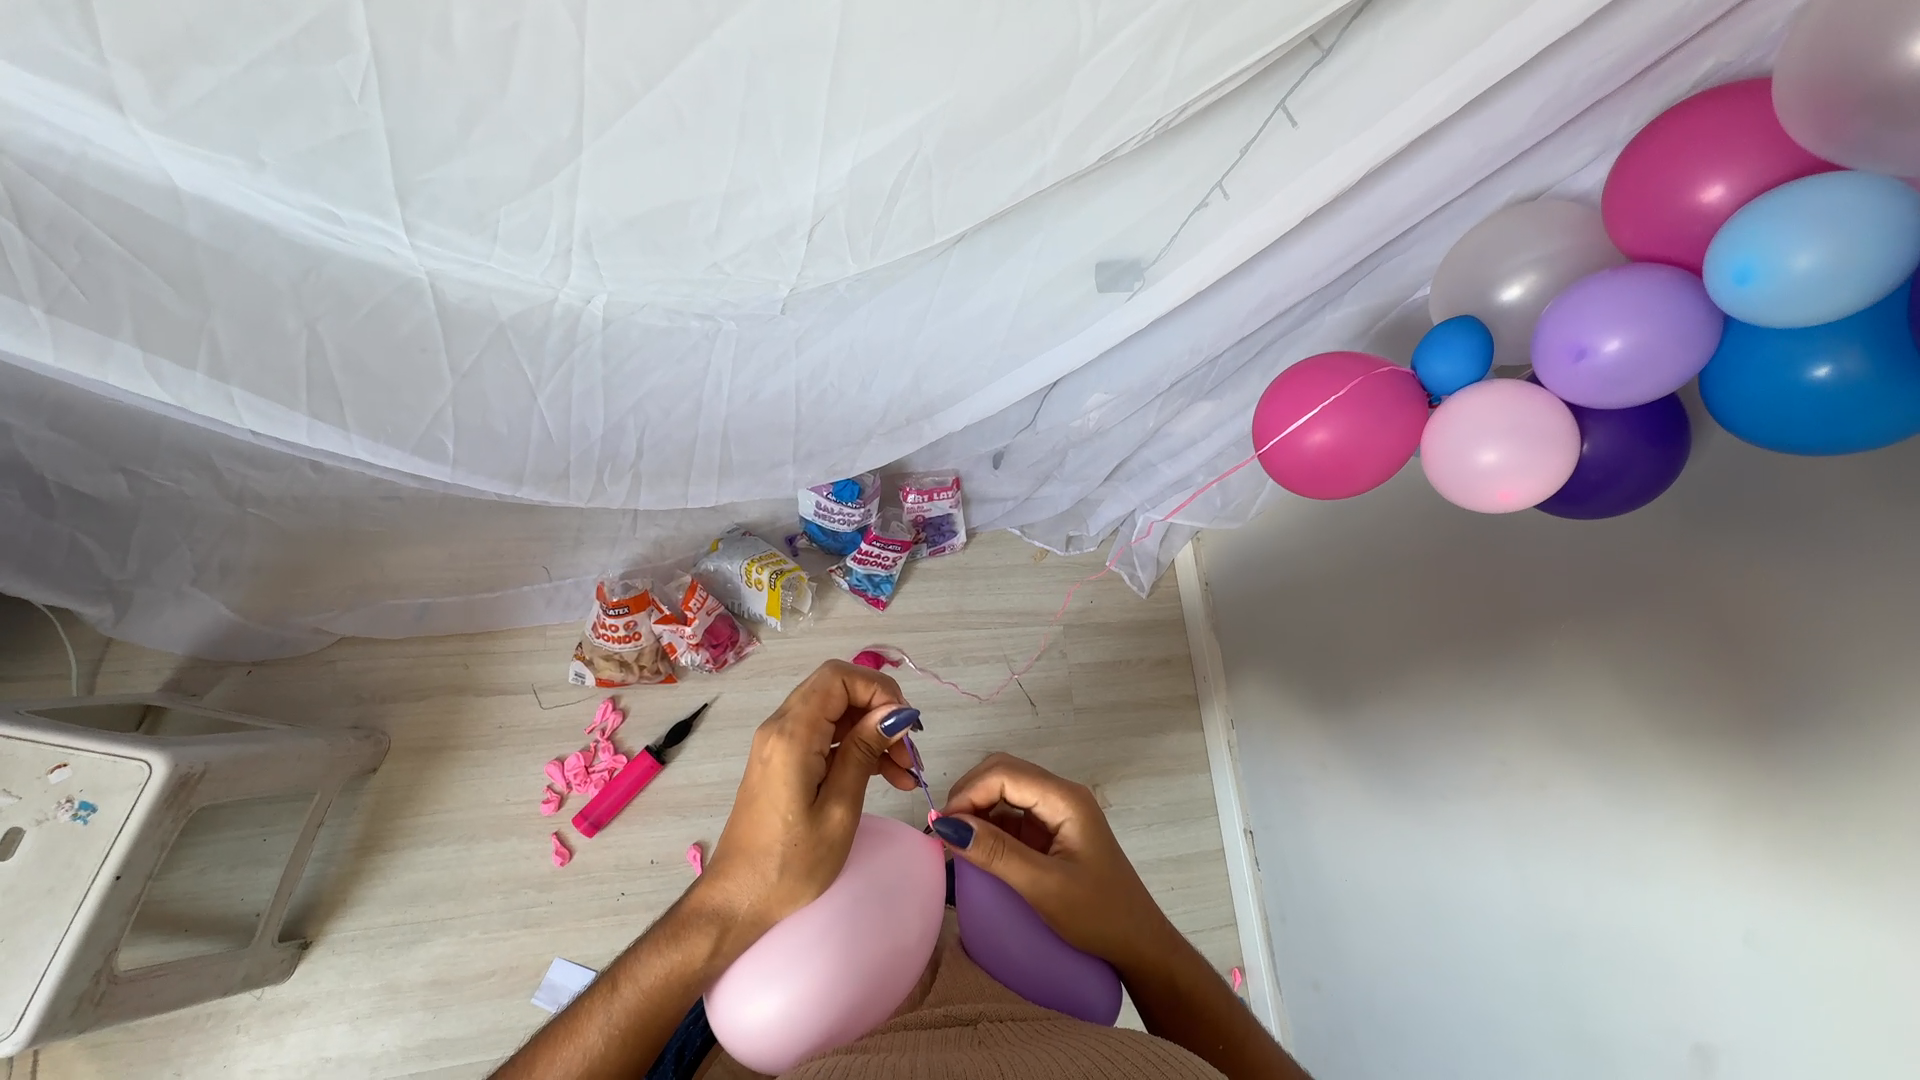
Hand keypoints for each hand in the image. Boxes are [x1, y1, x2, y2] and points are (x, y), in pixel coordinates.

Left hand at [697, 660, 921, 939]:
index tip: (905, 726)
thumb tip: (896, 713)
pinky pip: (825, 734)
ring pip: (835, 712)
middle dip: (880, 710)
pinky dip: (856, 746)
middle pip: (838, 688)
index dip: (879, 689)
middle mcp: (781, 727)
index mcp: (792, 734)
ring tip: (906, 772)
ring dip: (872, 731)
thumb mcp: (839, 810)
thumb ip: (864, 752)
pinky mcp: (784, 760)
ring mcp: (780, 743)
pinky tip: (886, 776)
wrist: (738, 901)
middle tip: (908, 750)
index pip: (839, 677)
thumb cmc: (791, 865)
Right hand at [933, 752, 1177, 973]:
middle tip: (944, 832)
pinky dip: (988, 824)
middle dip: (969, 795)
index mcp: (1065, 799)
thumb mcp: (1043, 887)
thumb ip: (995, 853)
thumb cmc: (1098, 916)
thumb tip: (947, 827)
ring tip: (954, 840)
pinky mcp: (1050, 831)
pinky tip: (975, 847)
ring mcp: (1056, 812)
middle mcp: (1060, 795)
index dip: (968, 792)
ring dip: (976, 808)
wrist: (1139, 945)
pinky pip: (1012, 814)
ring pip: (1005, 790)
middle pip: (1003, 772)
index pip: (1004, 773)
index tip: (942, 828)